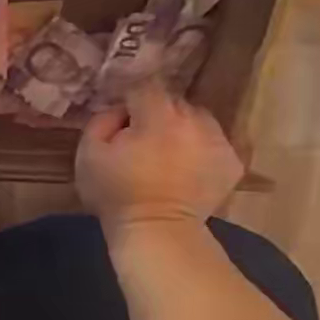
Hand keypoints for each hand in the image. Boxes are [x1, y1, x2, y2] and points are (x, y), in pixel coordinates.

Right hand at [76, 81, 243, 234]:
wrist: (157, 232)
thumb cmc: (116, 195)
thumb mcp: (88, 154)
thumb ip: (101, 121)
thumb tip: (119, 111)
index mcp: (157, 115)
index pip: (145, 87)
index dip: (130, 102)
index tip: (122, 122)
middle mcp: (194, 120)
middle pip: (174, 102)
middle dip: (158, 115)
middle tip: (144, 142)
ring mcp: (218, 140)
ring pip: (198, 120)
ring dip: (183, 130)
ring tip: (169, 156)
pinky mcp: (231, 162)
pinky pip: (214, 144)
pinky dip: (201, 151)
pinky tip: (186, 171)